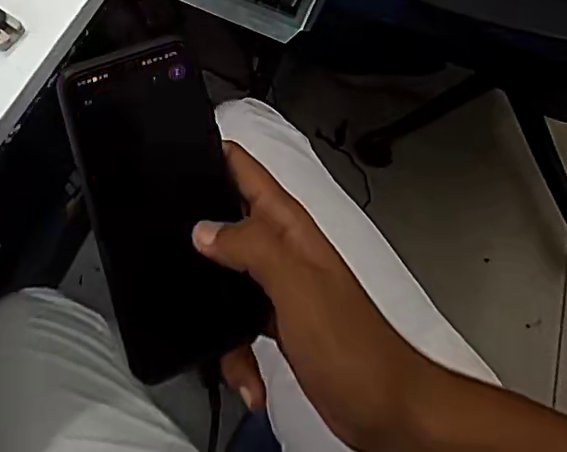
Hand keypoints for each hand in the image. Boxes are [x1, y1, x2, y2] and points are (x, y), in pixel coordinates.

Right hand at [193, 143, 429, 449]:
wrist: (390, 415)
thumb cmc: (357, 347)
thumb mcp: (295, 283)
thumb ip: (248, 245)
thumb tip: (203, 230)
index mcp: (285, 223)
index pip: (242, 166)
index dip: (211, 150)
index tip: (176, 152)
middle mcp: (279, 246)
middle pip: (223, 218)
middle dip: (196, 233)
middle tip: (177, 251)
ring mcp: (277, 283)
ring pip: (222, 275)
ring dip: (215, 308)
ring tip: (226, 339)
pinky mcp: (276, 320)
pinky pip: (236, 324)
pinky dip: (234, 351)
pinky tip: (246, 372)